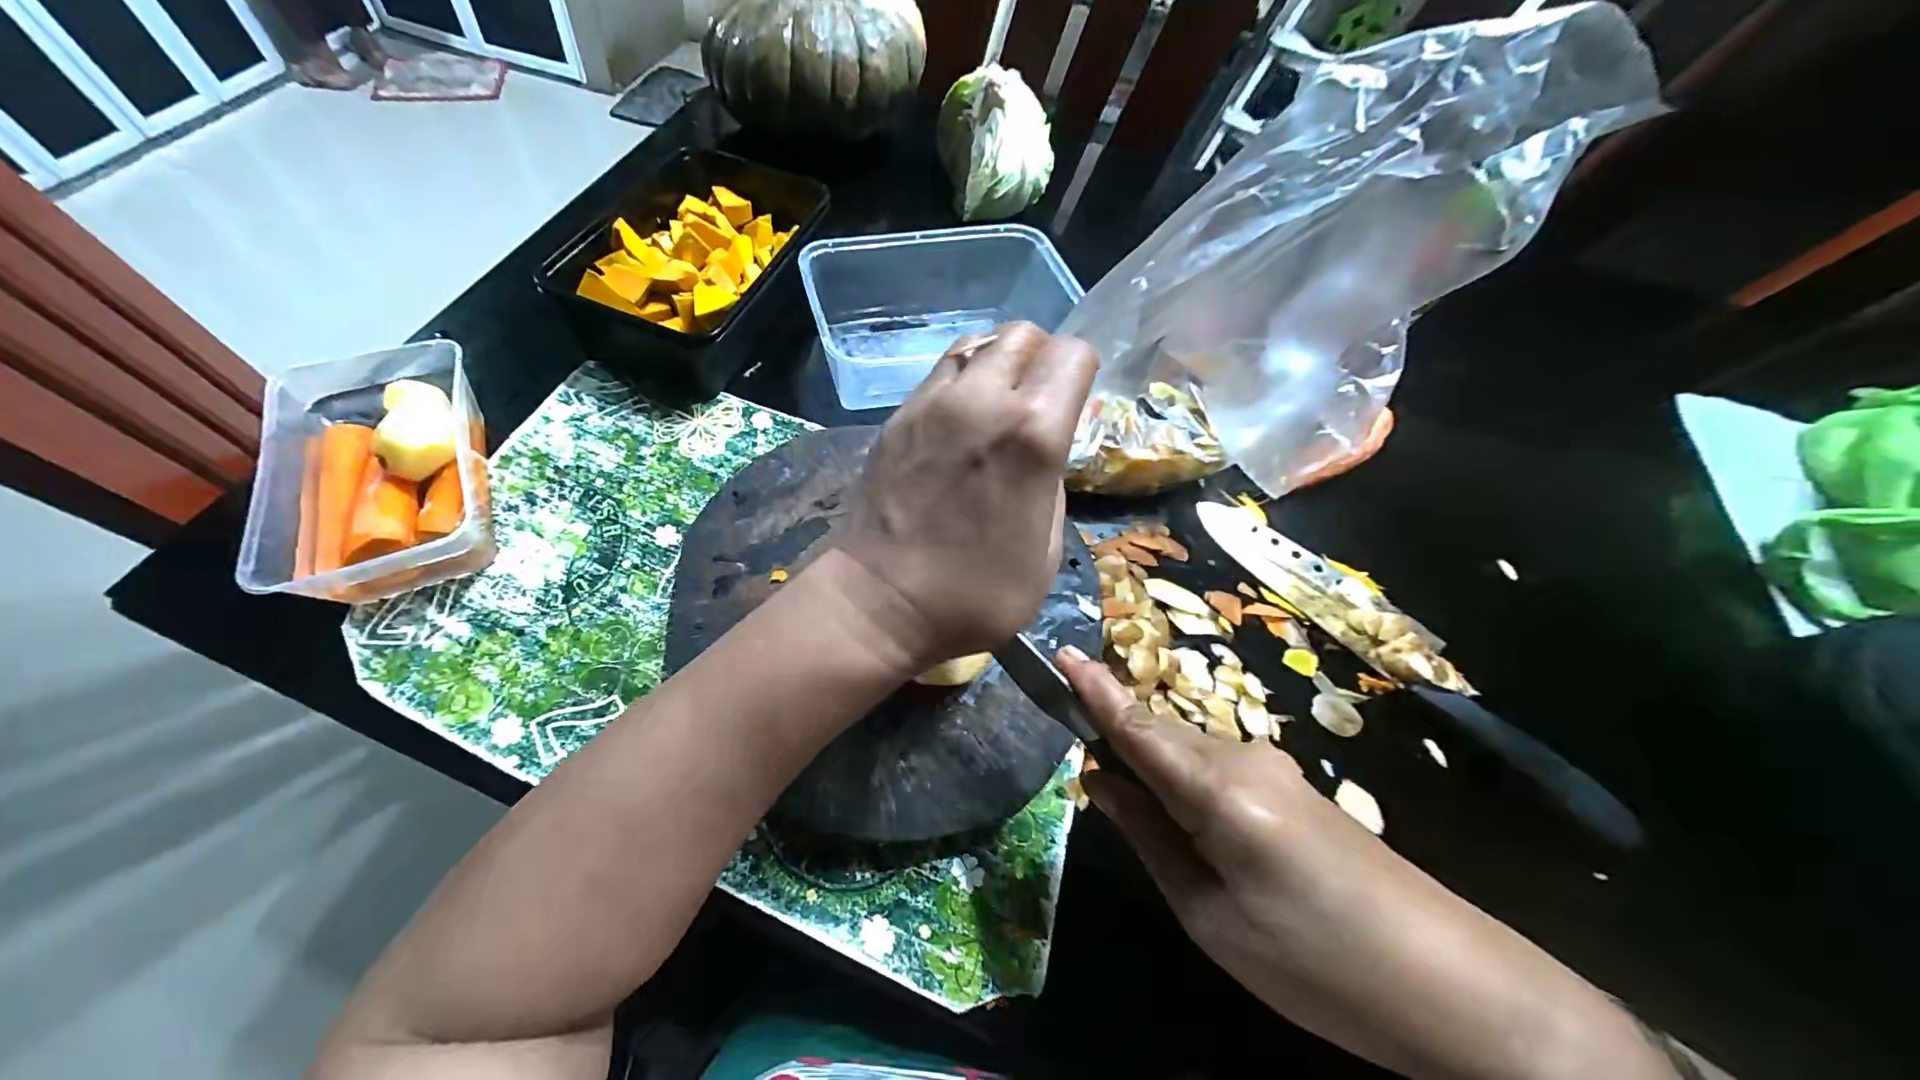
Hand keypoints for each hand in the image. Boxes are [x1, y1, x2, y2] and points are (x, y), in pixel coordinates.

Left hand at [834, 323, 1097, 670]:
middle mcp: (981, 400)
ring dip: (998, 365)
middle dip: (1041, 359)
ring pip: (977, 343)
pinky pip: (941, 374)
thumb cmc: (975, 596)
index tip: (1075, 407)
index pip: (1072, 353)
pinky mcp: (897, 417)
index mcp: (1031, 433)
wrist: (879, 604)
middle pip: (1023, 334)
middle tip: (1037, 404)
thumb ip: (1052, 484)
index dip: (1081, 374)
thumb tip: (1039, 454)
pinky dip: (961, 384)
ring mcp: (930, 403)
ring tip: (997, 409)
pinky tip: (959, 426)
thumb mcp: (1046, 553)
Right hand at [1056, 648, 1680, 1079]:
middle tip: (1077, 762)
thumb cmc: (1315, 964)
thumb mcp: (1210, 916)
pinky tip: (1176, 812)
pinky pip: (1216, 767)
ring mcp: (1275, 769)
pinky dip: (1181, 777)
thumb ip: (1148, 838)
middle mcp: (1245, 759)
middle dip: (1115, 737)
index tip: (1060, 653)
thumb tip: (1100, 782)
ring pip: (1188, 751)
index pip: (1137, 728)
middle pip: (1160, 734)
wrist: (1455, 988)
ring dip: (1149, 762)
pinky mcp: (1292, 787)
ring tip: (1121, 796)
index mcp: (1218, 791)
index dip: (1095, 690)